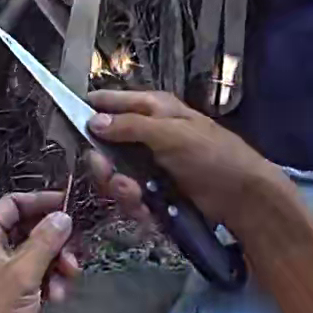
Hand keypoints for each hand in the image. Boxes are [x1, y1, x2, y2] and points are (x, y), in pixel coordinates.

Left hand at [0, 192, 80, 312]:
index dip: (39, 201)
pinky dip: (54, 281)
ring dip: (58, 262)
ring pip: (41, 252)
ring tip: (69, 276)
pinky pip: (43, 274)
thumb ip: (44, 242)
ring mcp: (7, 271)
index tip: (69, 203)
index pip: (12, 205)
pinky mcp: (20, 291)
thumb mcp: (22, 275)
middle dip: (55, 238)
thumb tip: (64, 216)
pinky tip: (59, 296)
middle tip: (75, 248)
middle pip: (30, 227)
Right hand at [85, 90, 278, 230]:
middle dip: (104, 164)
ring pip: (115, 175)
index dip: (88, 110)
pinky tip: (148, 211)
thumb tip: (93, 121)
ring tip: (137, 196)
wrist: (244, 198)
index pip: (109, 102)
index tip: (69, 123)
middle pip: (104, 145)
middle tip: (109, 173)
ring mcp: (149, 165)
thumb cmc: (212, 156)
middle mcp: (146, 134)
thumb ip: (130, 127)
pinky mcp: (154, 191)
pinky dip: (136, 205)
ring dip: (121, 189)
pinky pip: (131, 196)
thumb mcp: (171, 134)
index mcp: (152, 109)